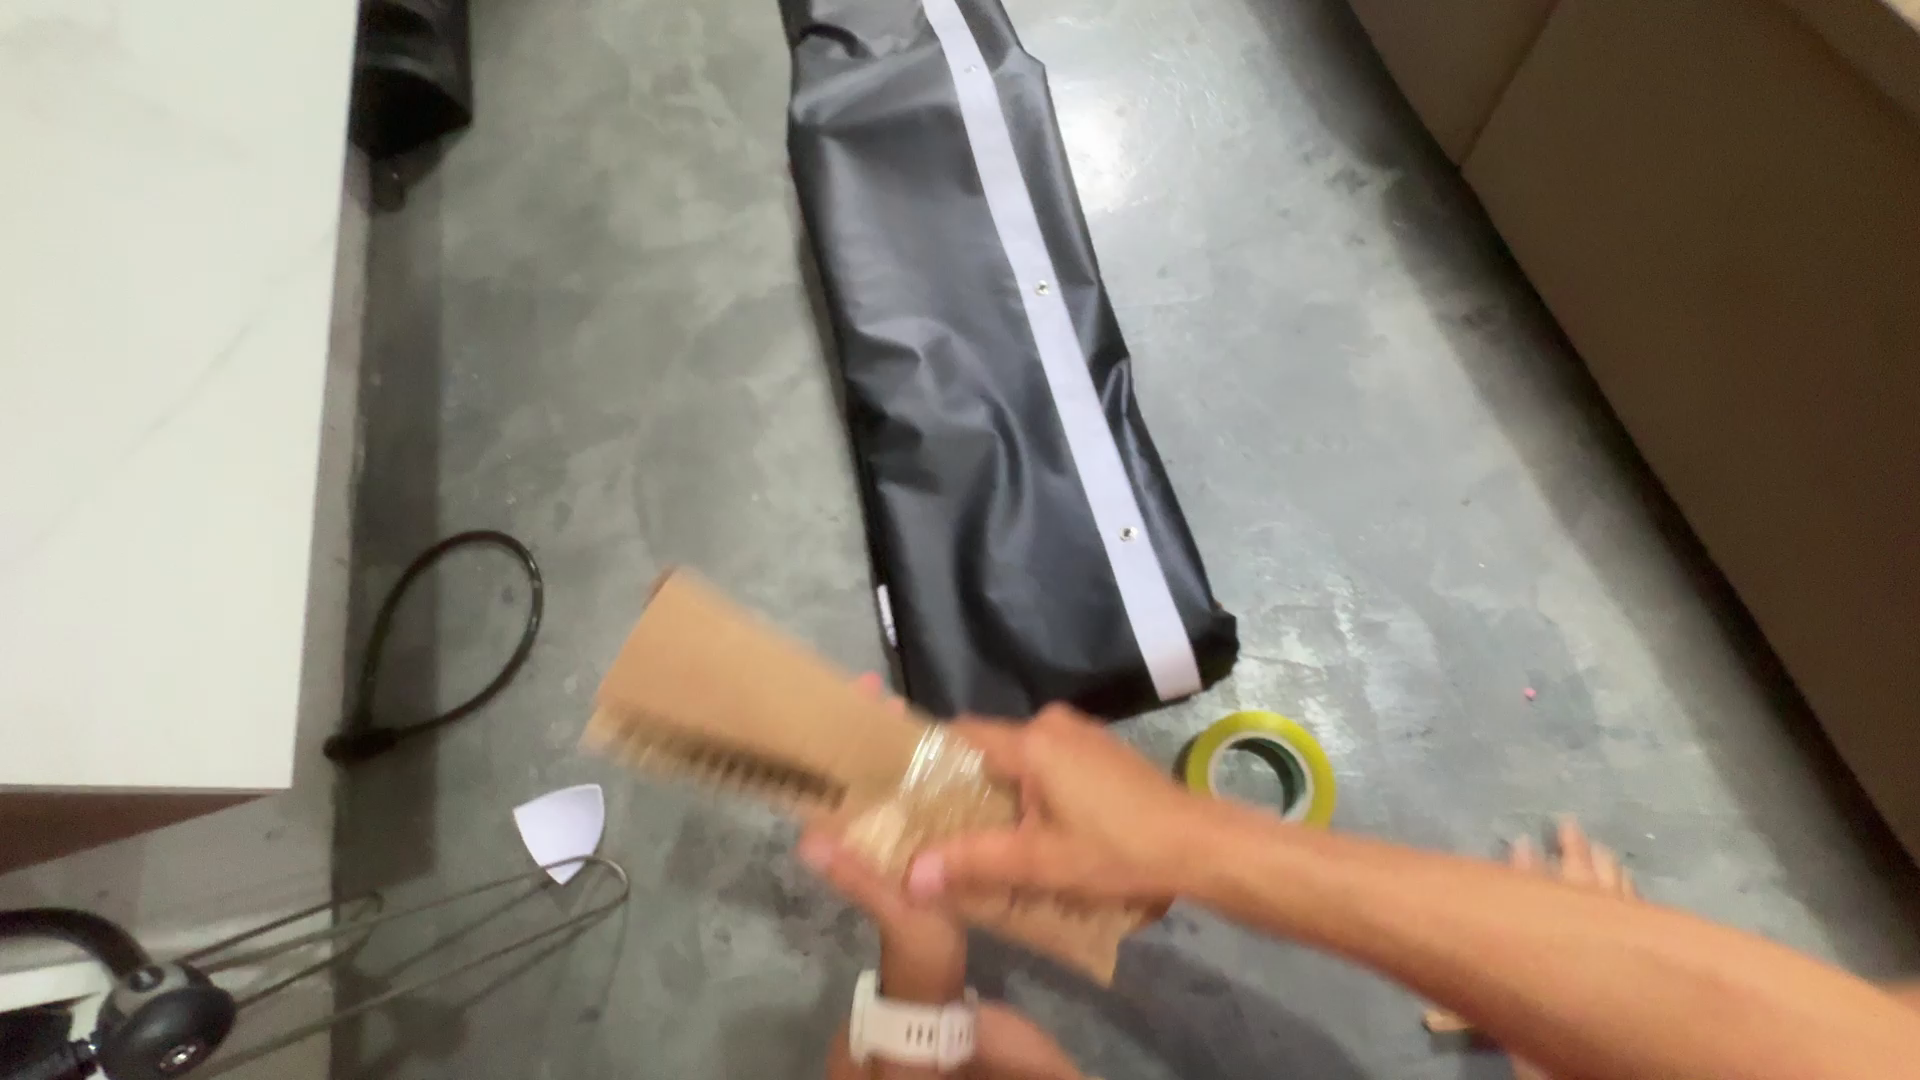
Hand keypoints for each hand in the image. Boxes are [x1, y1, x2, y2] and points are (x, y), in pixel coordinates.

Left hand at [798, 674, 967, 977]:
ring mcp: (889, 827)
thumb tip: (807, 840)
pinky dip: (910, 764)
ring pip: (879, 774)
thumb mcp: (893, 906)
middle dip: (858, 727)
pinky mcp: (914, 832)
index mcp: (850, 838)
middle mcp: (864, 826)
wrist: (938, 967)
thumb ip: (857, 877)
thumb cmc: (916, 937)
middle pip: (853, 768)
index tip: (838, 703)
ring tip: (895, 704)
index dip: (829, 741)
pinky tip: (927, 744)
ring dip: (884, 740)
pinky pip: (906, 789)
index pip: (828, 781)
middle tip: (872, 688)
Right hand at [906, 704, 1232, 905]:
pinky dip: (1030, 785)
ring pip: (1020, 755)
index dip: (930, 758)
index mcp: (1032, 741)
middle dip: (965, 783)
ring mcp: (1080, 732)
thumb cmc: (1117, 849)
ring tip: (981, 831)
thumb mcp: (1041, 862)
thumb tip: (910, 876)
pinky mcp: (1099, 748)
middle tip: (939, 823)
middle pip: (989, 746)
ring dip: (1001, 787)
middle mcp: (1051, 723)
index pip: (962, 733)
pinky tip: (1032, 823)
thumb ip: (973, 862)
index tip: (906, 789)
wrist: (1196, 843)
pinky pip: (1047, 759)